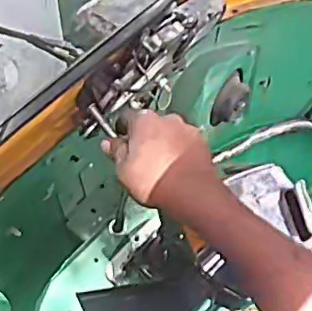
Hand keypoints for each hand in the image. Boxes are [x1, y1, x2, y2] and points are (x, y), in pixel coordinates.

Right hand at [102, 109, 220, 214]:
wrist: (189, 192)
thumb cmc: (156, 180)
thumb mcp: (123, 170)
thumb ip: (116, 152)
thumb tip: (110, 145)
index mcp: (143, 120)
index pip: (126, 118)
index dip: (121, 132)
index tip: (119, 144)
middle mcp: (166, 119)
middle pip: (150, 125)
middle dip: (145, 139)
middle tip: (139, 160)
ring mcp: (186, 129)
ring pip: (170, 133)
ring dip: (164, 145)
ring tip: (159, 168)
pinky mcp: (201, 143)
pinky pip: (185, 144)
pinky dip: (180, 153)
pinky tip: (174, 170)